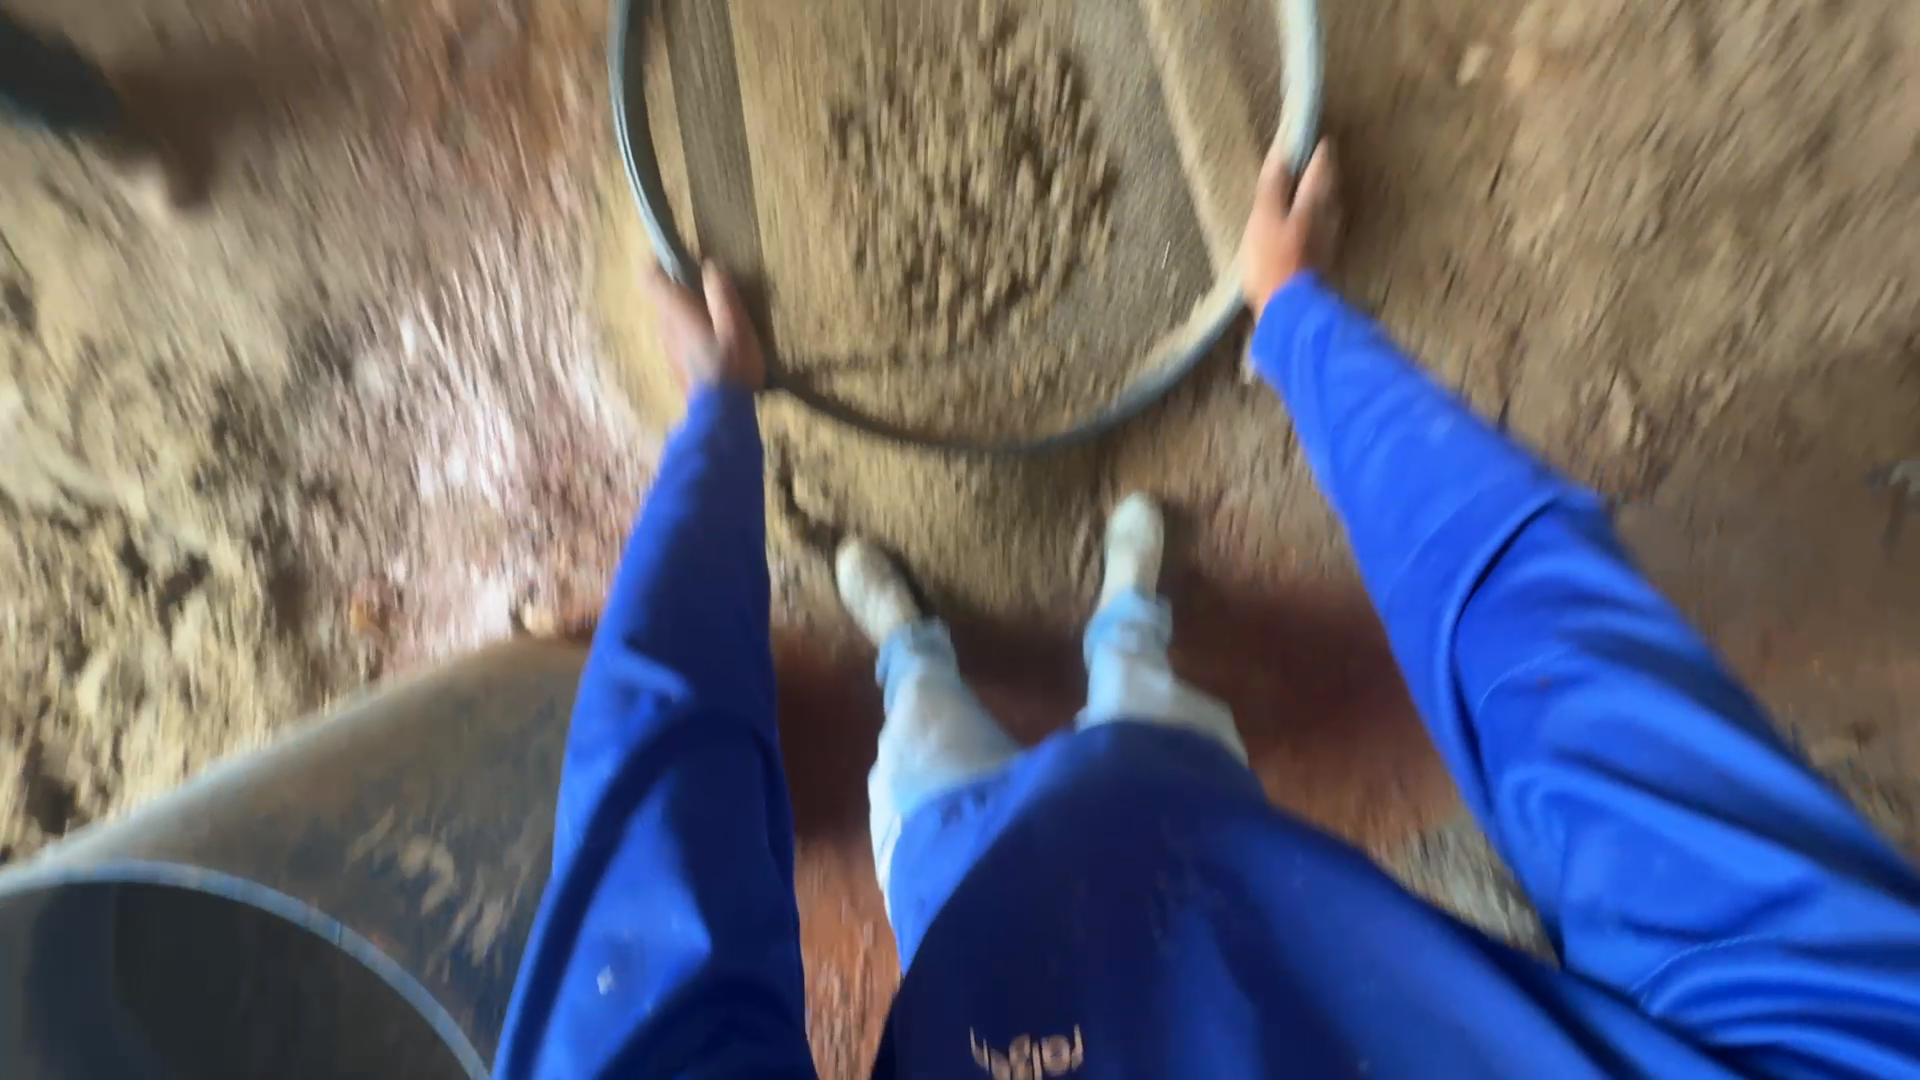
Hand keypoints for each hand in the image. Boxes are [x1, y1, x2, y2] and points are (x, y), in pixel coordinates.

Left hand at [643, 260, 767, 392]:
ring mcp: (667, 350)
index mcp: (676, 312)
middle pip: (663, 300)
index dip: (657, 264)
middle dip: (682, 293)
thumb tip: (711, 267)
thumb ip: (722, 295)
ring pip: (672, 322)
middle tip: (709, 296)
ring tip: (716, 325)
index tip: (674, 259)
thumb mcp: (736, 326)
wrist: (721, 414)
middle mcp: (664, 327)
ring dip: (688, 317)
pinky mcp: (676, 368)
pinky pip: (678, 342)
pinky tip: (714, 350)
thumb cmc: (731, 366)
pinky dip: (691, 337)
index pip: (650, 278)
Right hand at [1240, 139, 1341, 315]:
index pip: (1320, 166)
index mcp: (1314, 202)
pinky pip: (1323, 232)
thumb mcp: (1263, 220)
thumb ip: (1273, 187)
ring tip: (1311, 193)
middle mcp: (1329, 216)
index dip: (1317, 150)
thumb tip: (1281, 151)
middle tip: (1316, 161)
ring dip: (1322, 198)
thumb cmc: (1272, 262)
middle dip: (1323, 173)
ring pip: (1329, 209)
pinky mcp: (1323, 263)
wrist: (1289, 309)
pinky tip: (1311, 228)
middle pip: (1329, 186)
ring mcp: (1328, 241)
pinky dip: (1317, 223)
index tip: (1312, 138)